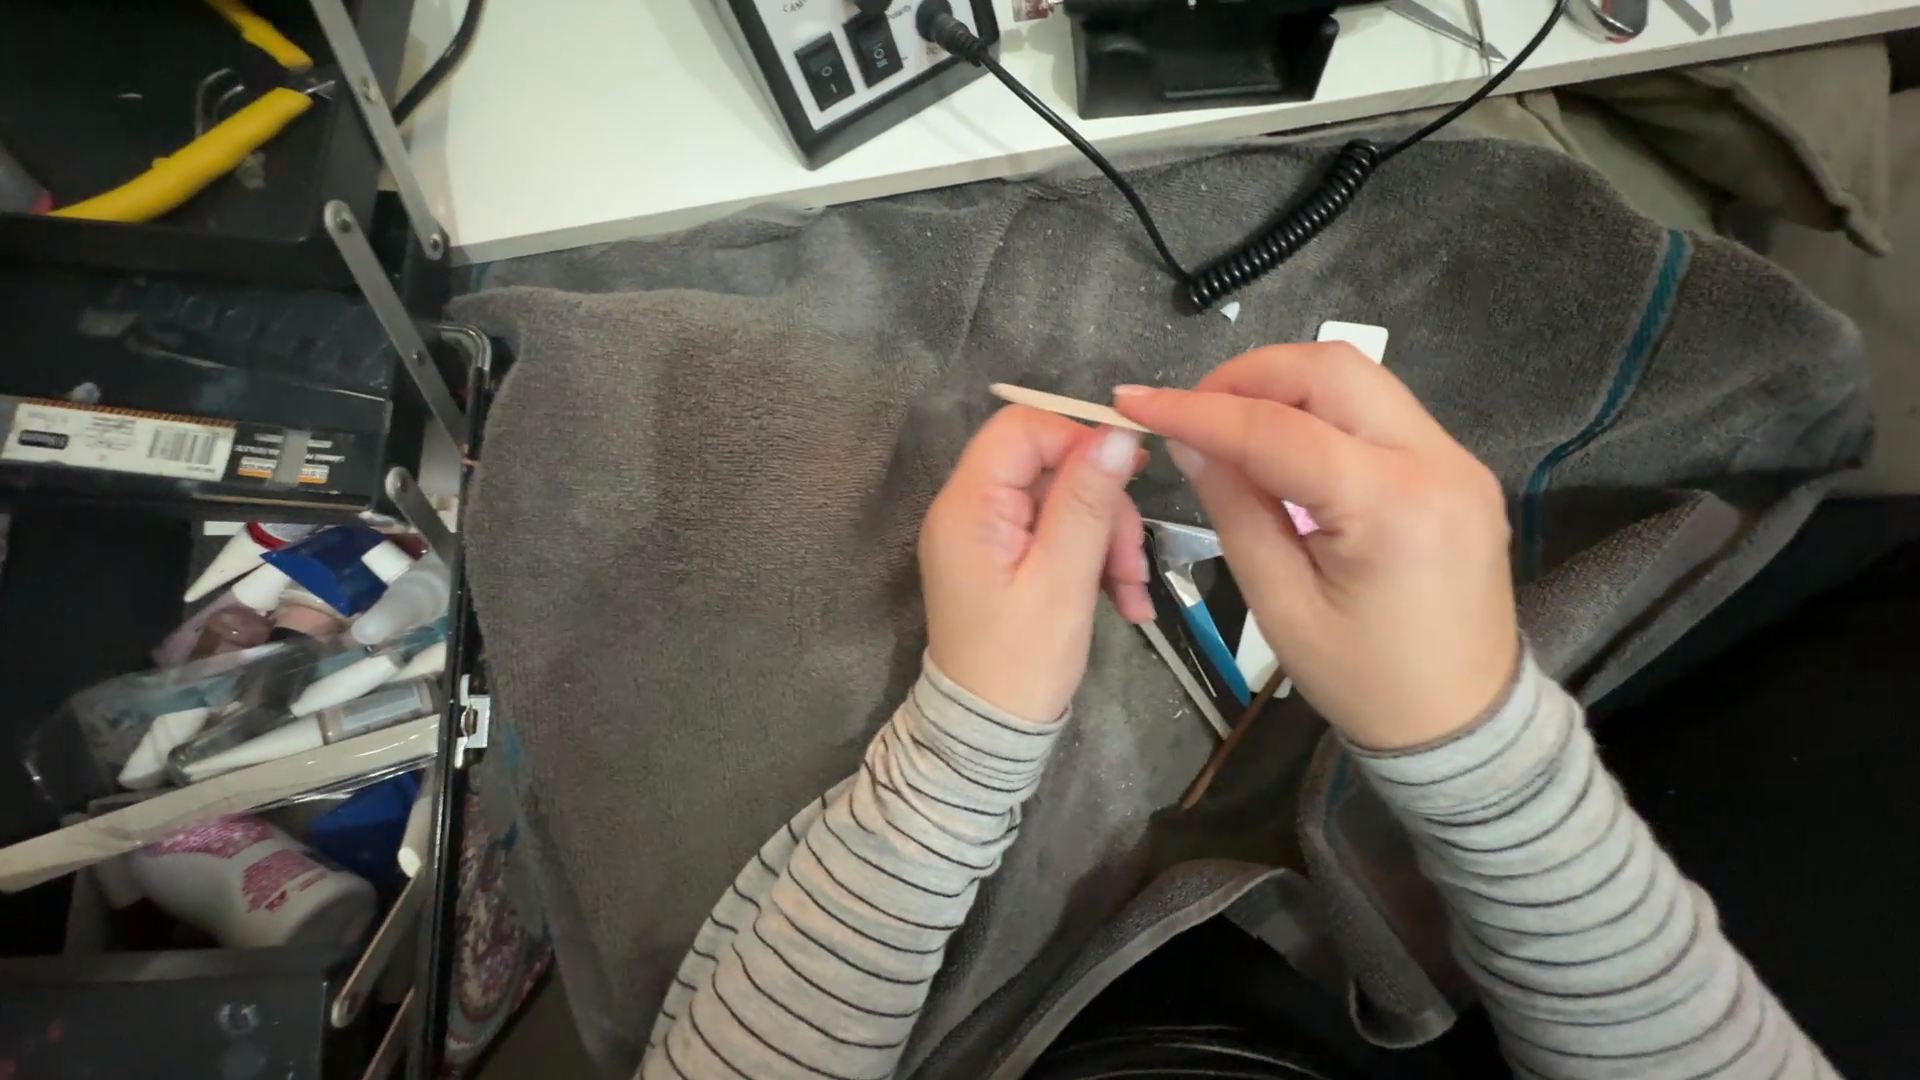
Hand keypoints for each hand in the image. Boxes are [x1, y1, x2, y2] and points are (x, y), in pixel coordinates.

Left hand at [920, 406, 1152, 722]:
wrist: (988, 730)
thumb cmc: (1022, 661)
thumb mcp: (1063, 579)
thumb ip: (1088, 502)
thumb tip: (1116, 433)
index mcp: (969, 505)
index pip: (1022, 428)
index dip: (1078, 440)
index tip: (1129, 474)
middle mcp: (968, 508)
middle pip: (1049, 466)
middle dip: (1103, 508)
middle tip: (1132, 564)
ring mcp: (986, 534)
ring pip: (1062, 501)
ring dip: (1106, 540)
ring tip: (1132, 593)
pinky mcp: (1003, 557)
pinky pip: (1055, 533)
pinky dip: (1091, 559)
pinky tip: (1124, 600)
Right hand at [1113, 345, 1518, 749]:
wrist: (1462, 722)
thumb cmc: (1362, 680)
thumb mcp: (1279, 605)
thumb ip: (1235, 510)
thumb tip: (1191, 443)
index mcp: (1390, 508)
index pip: (1276, 430)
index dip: (1195, 410)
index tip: (1135, 402)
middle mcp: (1437, 462)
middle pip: (1332, 368)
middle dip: (1246, 376)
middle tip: (1190, 411)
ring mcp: (1456, 459)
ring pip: (1357, 377)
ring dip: (1280, 386)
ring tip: (1225, 424)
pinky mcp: (1454, 467)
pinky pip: (1375, 409)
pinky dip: (1314, 410)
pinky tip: (1277, 444)